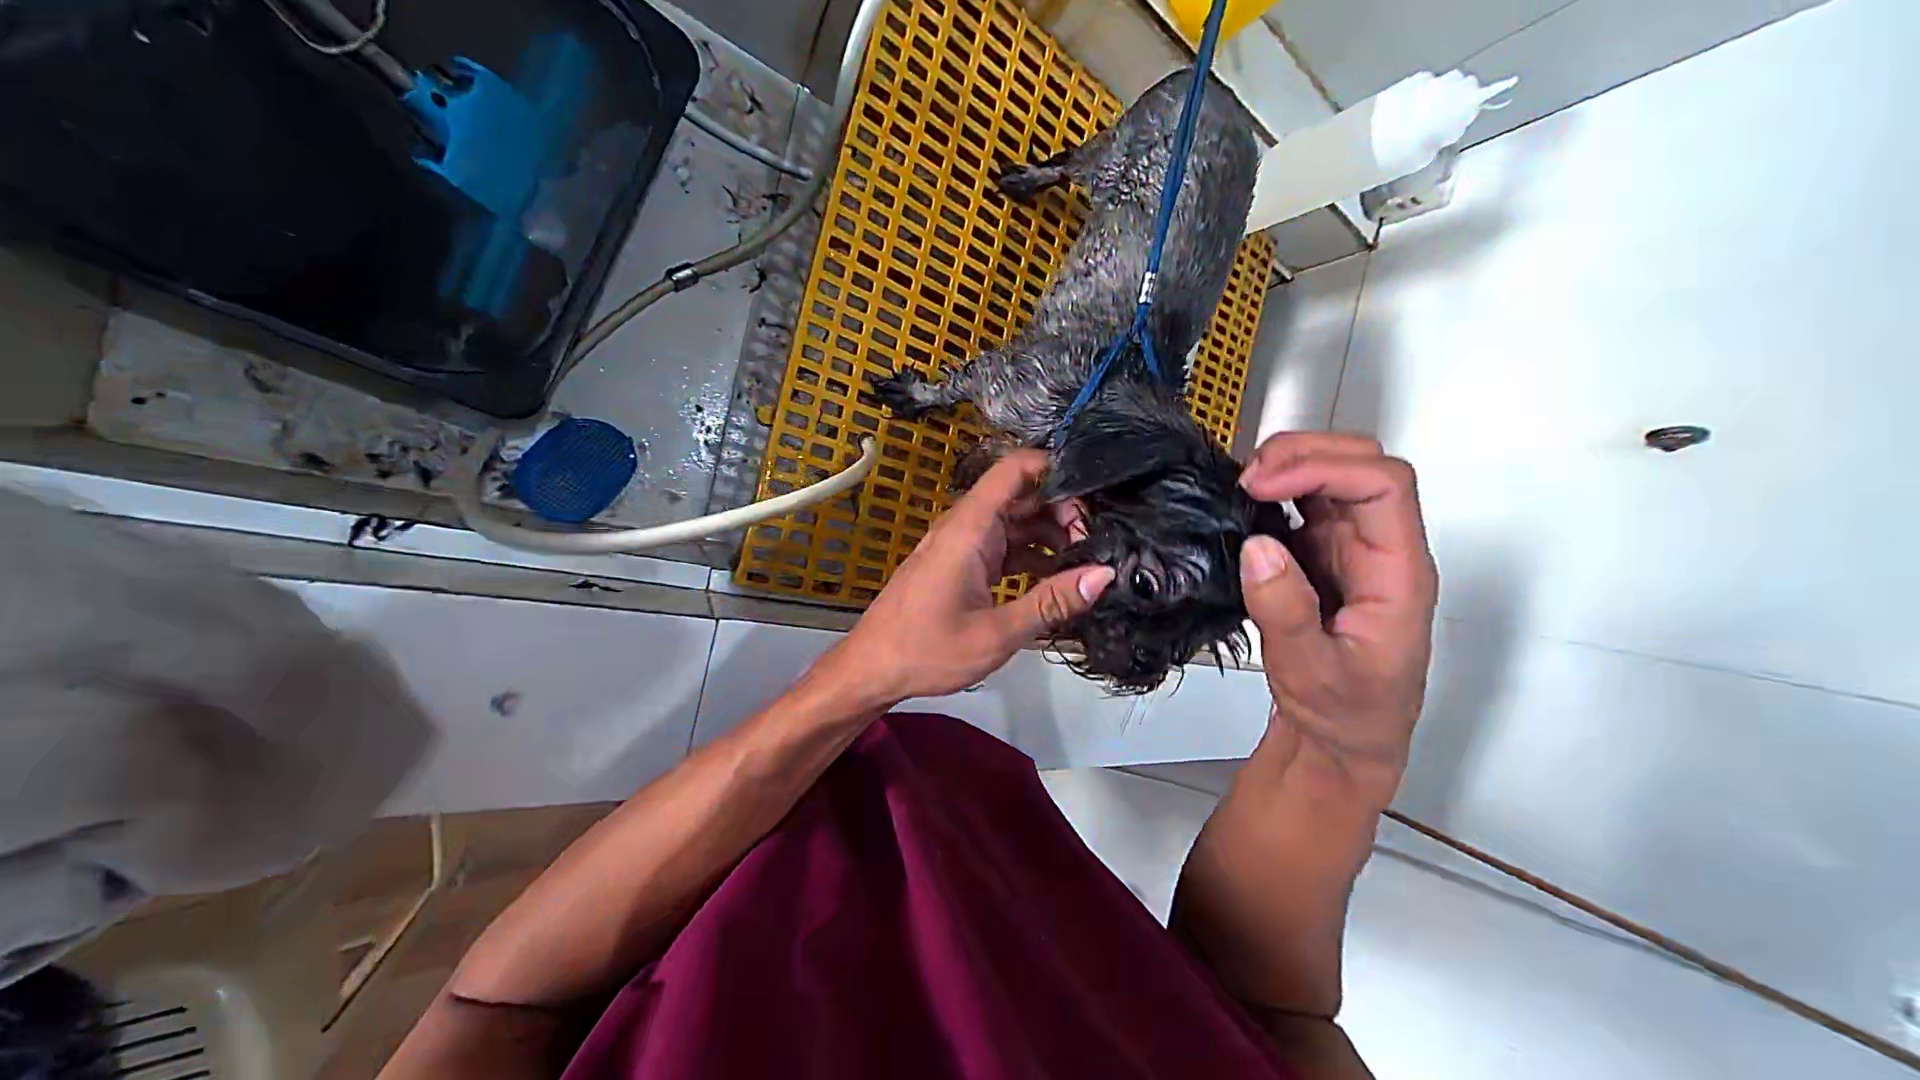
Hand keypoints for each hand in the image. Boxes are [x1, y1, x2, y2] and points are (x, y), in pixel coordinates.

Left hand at [813, 450, 1115, 708]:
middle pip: (1021, 496)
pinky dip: (1029, 555)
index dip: (1055, 467)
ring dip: (1048, 535)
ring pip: (1014, 523)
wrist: (872, 668)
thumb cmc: (926, 650)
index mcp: (969, 529)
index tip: (1094, 490)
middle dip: (1062, 509)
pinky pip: (1002, 546)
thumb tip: (1103, 576)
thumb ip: (1051, 603)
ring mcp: (961, 545)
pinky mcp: (961, 564)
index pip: (1014, 470)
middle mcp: (965, 527)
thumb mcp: (997, 633)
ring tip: (1083, 562)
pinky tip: (1054, 579)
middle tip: (1095, 541)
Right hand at [1236, 433, 1438, 802]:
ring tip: (1243, 484)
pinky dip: (1274, 490)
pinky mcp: (1321, 558)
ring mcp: (1350, 551)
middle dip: (1306, 453)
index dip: (1324, 468)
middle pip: (1363, 466)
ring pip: (1334, 477)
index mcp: (1398, 573)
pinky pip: (1305, 504)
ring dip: (1289, 465)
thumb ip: (1286, 612)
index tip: (1263, 486)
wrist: (1340, 741)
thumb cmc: (1344, 714)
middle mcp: (1380, 550)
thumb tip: (1258, 546)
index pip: (1382, 487)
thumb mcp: (1312, 673)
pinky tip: (1245, 503)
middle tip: (1249, 475)